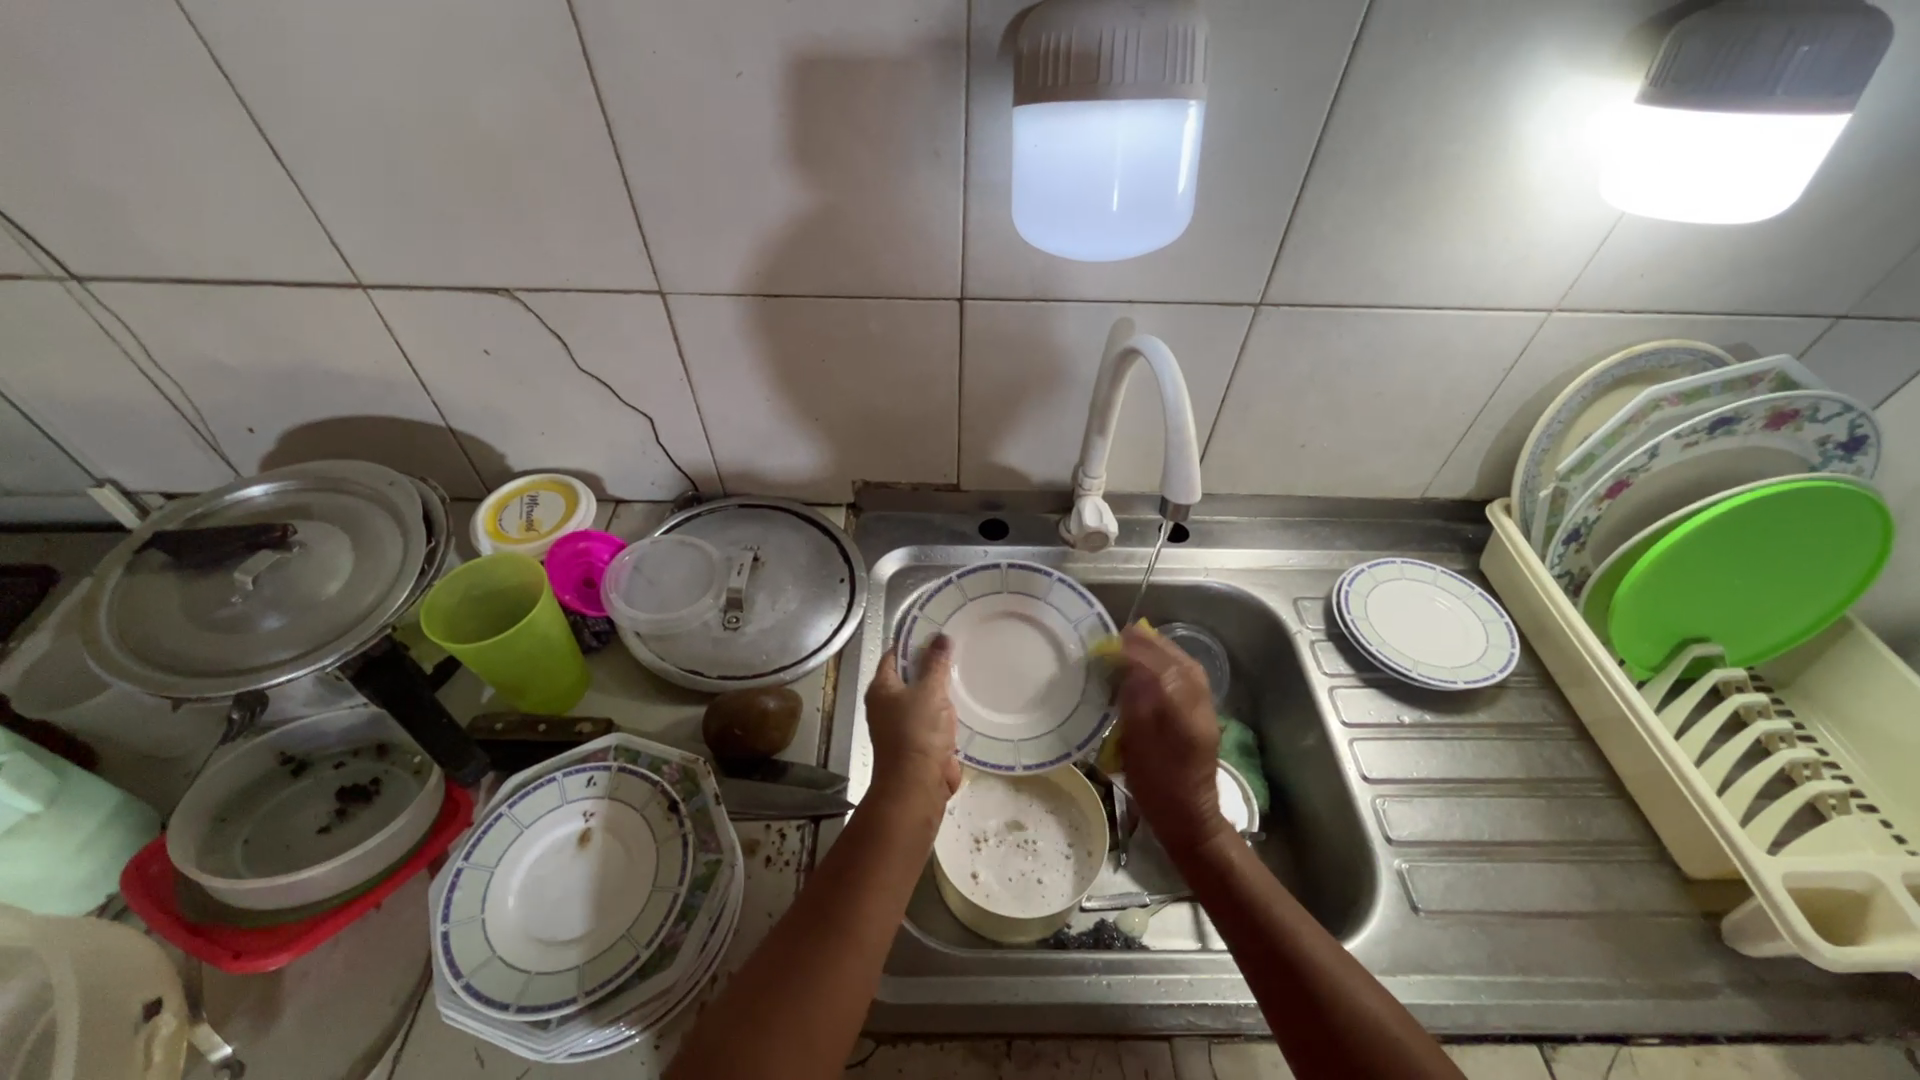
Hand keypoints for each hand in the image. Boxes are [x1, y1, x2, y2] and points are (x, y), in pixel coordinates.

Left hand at [864, 636, 962, 807]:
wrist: (918, 784)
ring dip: (941, 694)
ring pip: (923, 700)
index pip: (894, 655)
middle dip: (932, 668)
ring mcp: (902, 725)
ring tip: (964, 676)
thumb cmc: (918, 732)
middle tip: (956, 653)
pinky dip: (945, 715)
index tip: (937, 633)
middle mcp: (887, 705)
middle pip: (910, 677)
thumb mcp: (930, 690)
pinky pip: (933, 720)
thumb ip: (936, 663)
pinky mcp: (918, 742)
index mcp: (881, 688)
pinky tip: (963, 707)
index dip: (913, 643)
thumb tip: (940, 637)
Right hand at [1116, 626, 1232, 852]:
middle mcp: (1200, 707)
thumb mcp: (1138, 750)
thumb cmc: (1159, 790)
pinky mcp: (1202, 717)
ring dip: (1163, 652)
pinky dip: (1170, 665)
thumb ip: (1136, 707)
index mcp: (1184, 716)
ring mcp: (1205, 711)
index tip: (1114, 641)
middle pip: (1181, 663)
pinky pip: (1189, 680)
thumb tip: (1128, 673)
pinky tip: (1151, 666)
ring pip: (1188, 669)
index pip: (1164, 670)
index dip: (1139, 652)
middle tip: (1123, 634)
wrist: (1190, 819)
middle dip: (1153, 645)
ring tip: (1136, 643)